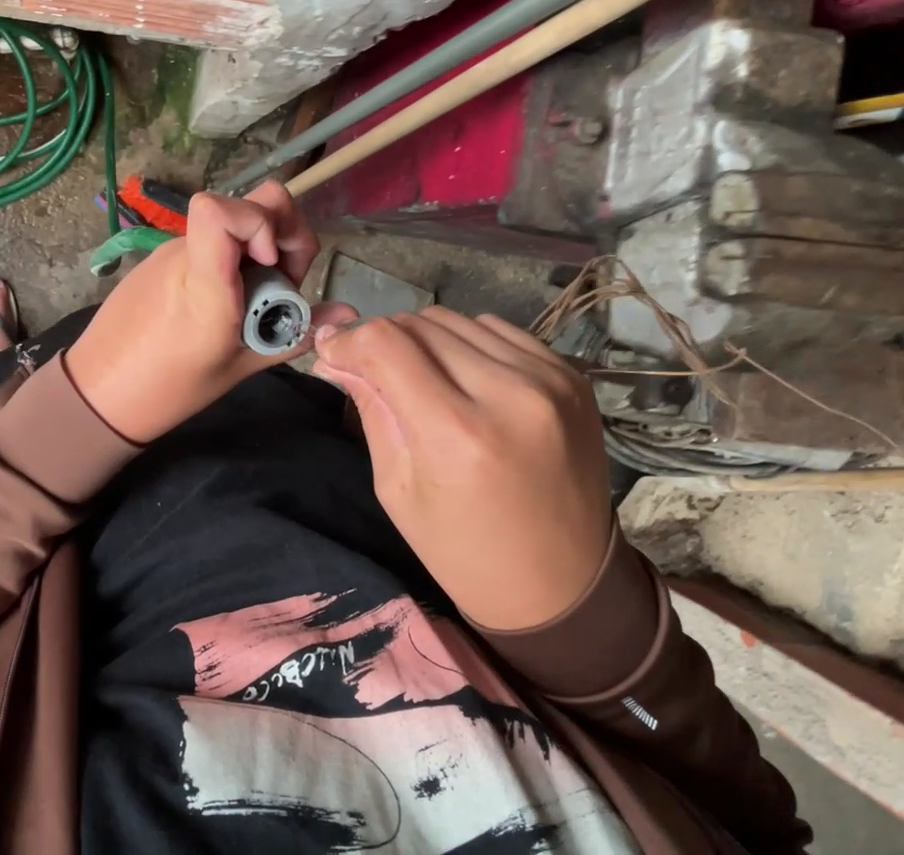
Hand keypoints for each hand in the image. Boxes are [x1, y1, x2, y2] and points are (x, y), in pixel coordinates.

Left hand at [64, 181, 355, 442]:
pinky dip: (232, 258)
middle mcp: (185, 253)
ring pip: (231, 223)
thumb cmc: (171, 388)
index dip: (260, 222)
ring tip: (256, 298)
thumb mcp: (242, 366)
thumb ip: (294, 333)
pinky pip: (209, 241)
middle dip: (282, 233)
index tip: (271, 263)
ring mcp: (170, 251)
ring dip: (258, 248)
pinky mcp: (160, 259)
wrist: (100, 393)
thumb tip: (349, 314)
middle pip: (247, 202)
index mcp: (203, 282)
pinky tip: (227, 301)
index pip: (219, 209)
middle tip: (282, 282)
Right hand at [314, 309, 611, 631]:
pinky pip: (498, 331)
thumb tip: (335, 354)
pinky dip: (468, 345)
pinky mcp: (570, 376)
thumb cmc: (464, 552)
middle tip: (370, 369)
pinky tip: (464, 380)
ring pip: (457, 320)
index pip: (385, 343)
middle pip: (419, 324)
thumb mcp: (398, 490)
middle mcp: (508, 392)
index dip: (348, 342)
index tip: (333, 355)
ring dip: (425, 341)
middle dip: (382, 340)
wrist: (562, 582)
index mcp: (456, 432)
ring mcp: (548, 379)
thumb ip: (372, 409)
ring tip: (420, 379)